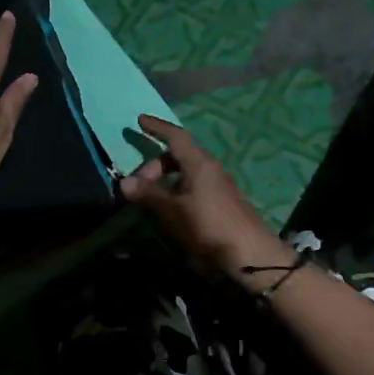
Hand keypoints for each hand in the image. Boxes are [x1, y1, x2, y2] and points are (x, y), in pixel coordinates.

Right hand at [120, 115, 275, 272]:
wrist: (248, 253)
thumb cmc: (208, 225)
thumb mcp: (172, 210)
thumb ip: (149, 194)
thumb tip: (125, 182)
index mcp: (199, 164)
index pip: (176, 137)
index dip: (157, 128)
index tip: (139, 121)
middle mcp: (209, 169)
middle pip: (177, 156)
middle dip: (153, 166)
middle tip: (137, 186)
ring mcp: (216, 186)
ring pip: (184, 173)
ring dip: (163, 181)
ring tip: (149, 200)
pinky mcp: (219, 202)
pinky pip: (191, 187)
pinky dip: (174, 191)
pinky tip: (168, 210)